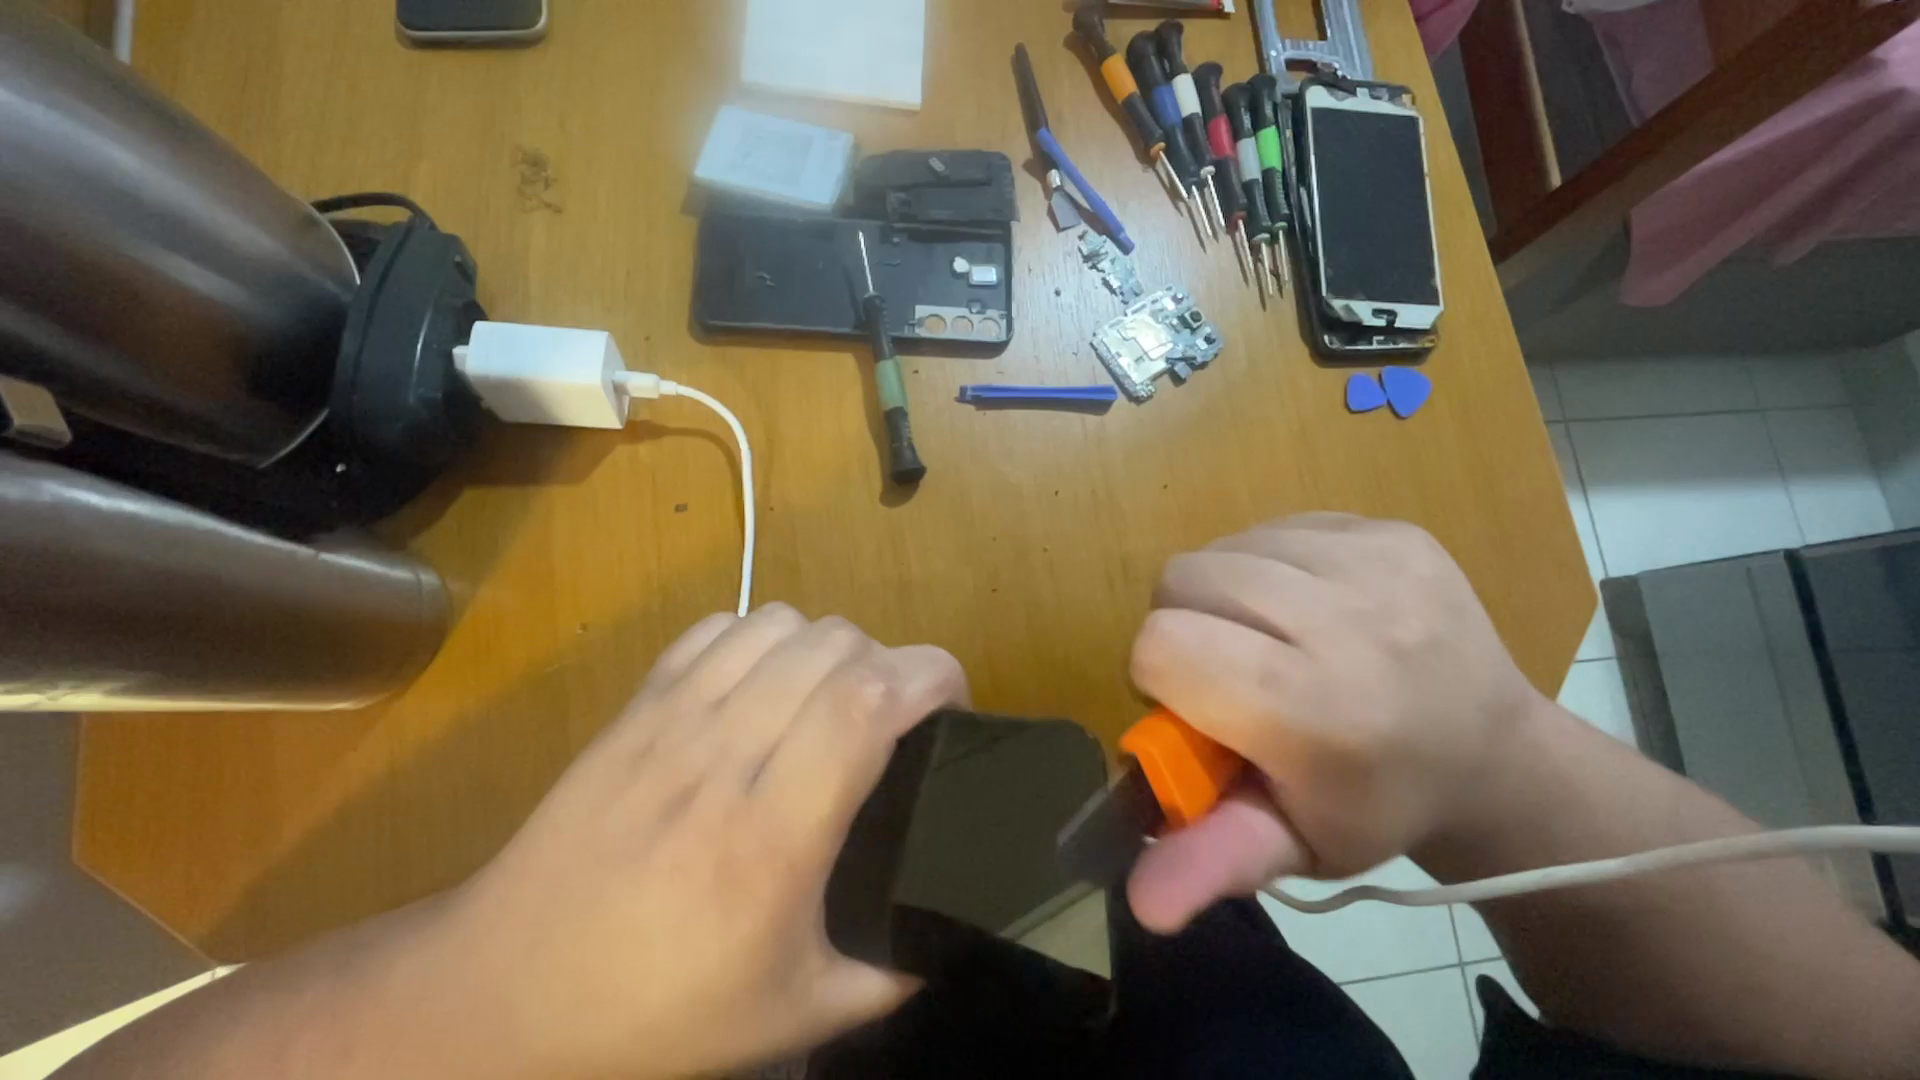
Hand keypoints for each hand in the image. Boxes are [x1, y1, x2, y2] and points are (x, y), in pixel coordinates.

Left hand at [433, 605, 966, 1078]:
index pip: (867, 699)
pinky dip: (760, 638)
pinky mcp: (633, 708)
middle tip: (898, 716)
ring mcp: (671, 722)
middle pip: (835, 645)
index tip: (952, 704)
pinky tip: (763, 685)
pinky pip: (717, 629)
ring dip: (827, 648)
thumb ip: (893, 971)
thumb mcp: (796, 1013)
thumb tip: (962, 927)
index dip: (928, 676)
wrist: (501, 993)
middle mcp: (725, 758)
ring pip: (780, 624)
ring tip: (832, 697)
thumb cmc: (657, 1011)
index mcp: (773, 837)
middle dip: (889, 662)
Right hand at [1125, 514, 1544, 931]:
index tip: (1198, 708)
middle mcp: (1349, 623)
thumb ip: (1214, 863)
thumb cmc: (1374, 805)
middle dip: (1182, 625)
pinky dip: (1266, 565)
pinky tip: (1307, 608)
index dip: (1160, 678)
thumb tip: (1141, 904)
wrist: (1496, 753)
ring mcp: (1378, 564)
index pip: (1163, 645)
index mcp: (1315, 711)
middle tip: (1226, 668)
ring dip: (1222, 593)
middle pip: (1183, 579)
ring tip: (1268, 637)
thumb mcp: (1292, 847)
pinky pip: (1273, 527)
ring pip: (1223, 548)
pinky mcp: (1395, 531)